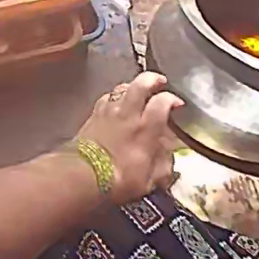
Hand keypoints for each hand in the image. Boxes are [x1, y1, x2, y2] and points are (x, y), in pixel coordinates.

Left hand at [75, 72, 183, 203]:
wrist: (81, 174)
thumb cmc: (119, 179)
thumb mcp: (150, 179)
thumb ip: (163, 164)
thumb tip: (168, 154)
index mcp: (146, 128)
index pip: (162, 102)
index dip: (172, 99)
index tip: (178, 104)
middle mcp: (127, 114)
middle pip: (140, 84)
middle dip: (152, 79)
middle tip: (159, 81)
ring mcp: (107, 111)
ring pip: (121, 88)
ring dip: (132, 86)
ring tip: (137, 91)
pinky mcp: (92, 115)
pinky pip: (106, 98)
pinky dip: (114, 97)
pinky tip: (115, 103)